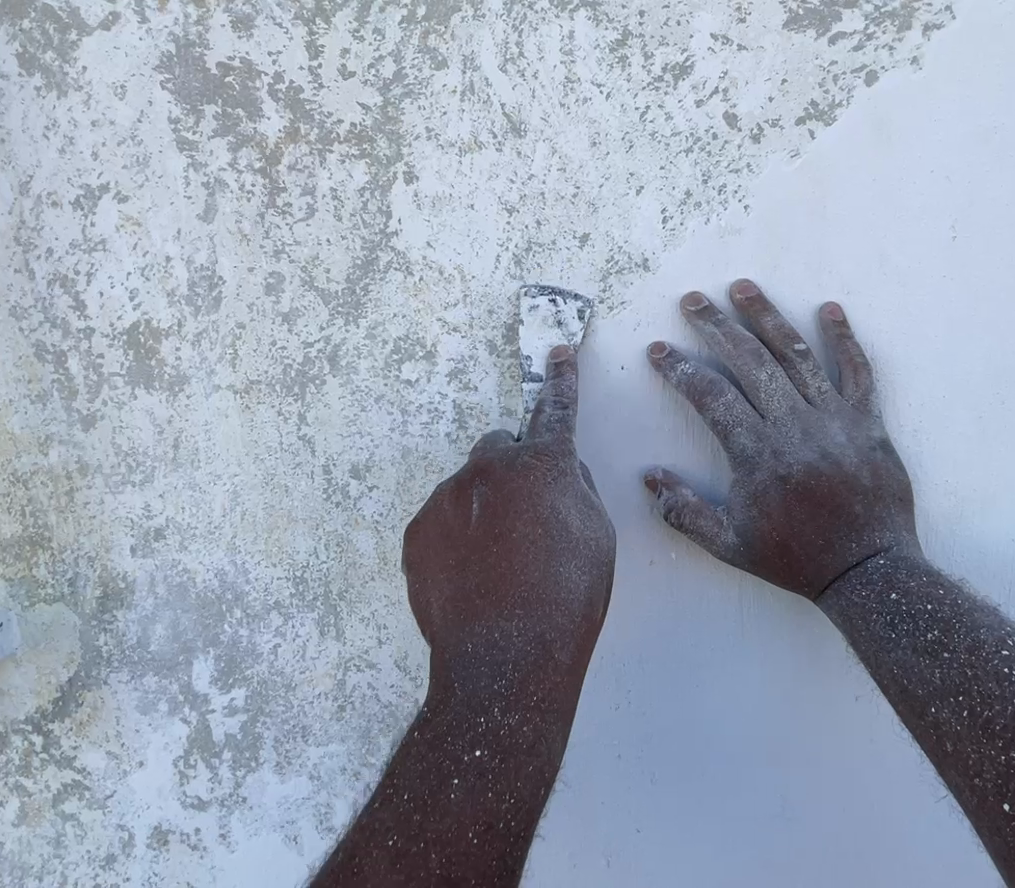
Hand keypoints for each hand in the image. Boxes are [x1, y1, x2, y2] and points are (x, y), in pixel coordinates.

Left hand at [402, 345, 616, 696]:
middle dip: (513, 470)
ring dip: (484, 509)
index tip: (558, 354)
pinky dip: (456, 536)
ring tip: (500, 564)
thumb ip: (575, 489)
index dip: (562, 380)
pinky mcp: (418, 530)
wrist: (506, 659)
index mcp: (542, 465)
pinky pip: (442, 519)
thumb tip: (559, 472)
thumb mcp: (597, 538)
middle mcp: (489, 469)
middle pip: (500, 448)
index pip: (556, 410)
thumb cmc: (566, 600)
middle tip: (528, 518)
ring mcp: (447, 498)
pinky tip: (473, 576)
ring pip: (469, 488)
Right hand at [644, 279, 916, 598]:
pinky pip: (858, 372)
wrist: (869, 572)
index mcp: (757, 454)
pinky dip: (844, 339)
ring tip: (743, 287)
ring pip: (795, 355)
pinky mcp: (867, 422)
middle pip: (749, 361)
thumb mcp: (729, 545)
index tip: (659, 350)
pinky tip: (830, 310)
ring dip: (767, 317)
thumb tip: (649, 477)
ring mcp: (833, 420)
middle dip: (716, 326)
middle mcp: (793, 426)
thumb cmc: (795, 560)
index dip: (680, 369)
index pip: (711, 395)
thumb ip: (684, 512)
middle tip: (693, 300)